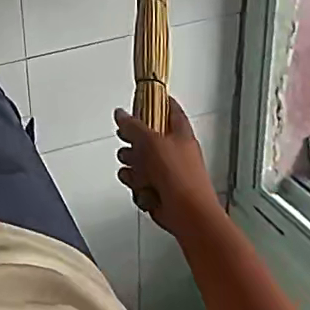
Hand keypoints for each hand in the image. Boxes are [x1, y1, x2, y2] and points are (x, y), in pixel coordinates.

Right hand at [115, 99, 222, 236]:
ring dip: (132, 166)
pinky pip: (138, 181)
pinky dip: (136, 184)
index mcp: (180, 134)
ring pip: (139, 161)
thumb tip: (121, 114)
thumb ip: (133, 126)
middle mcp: (175, 152)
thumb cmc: (180, 177)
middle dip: (133, 142)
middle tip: (127, 140)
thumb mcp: (151, 142)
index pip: (171, 110)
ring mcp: (167, 172)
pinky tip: (140, 187)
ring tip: (135, 170)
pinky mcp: (158, 190)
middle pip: (147, 137)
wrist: (187, 214)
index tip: (146, 95)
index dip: (159, 101)